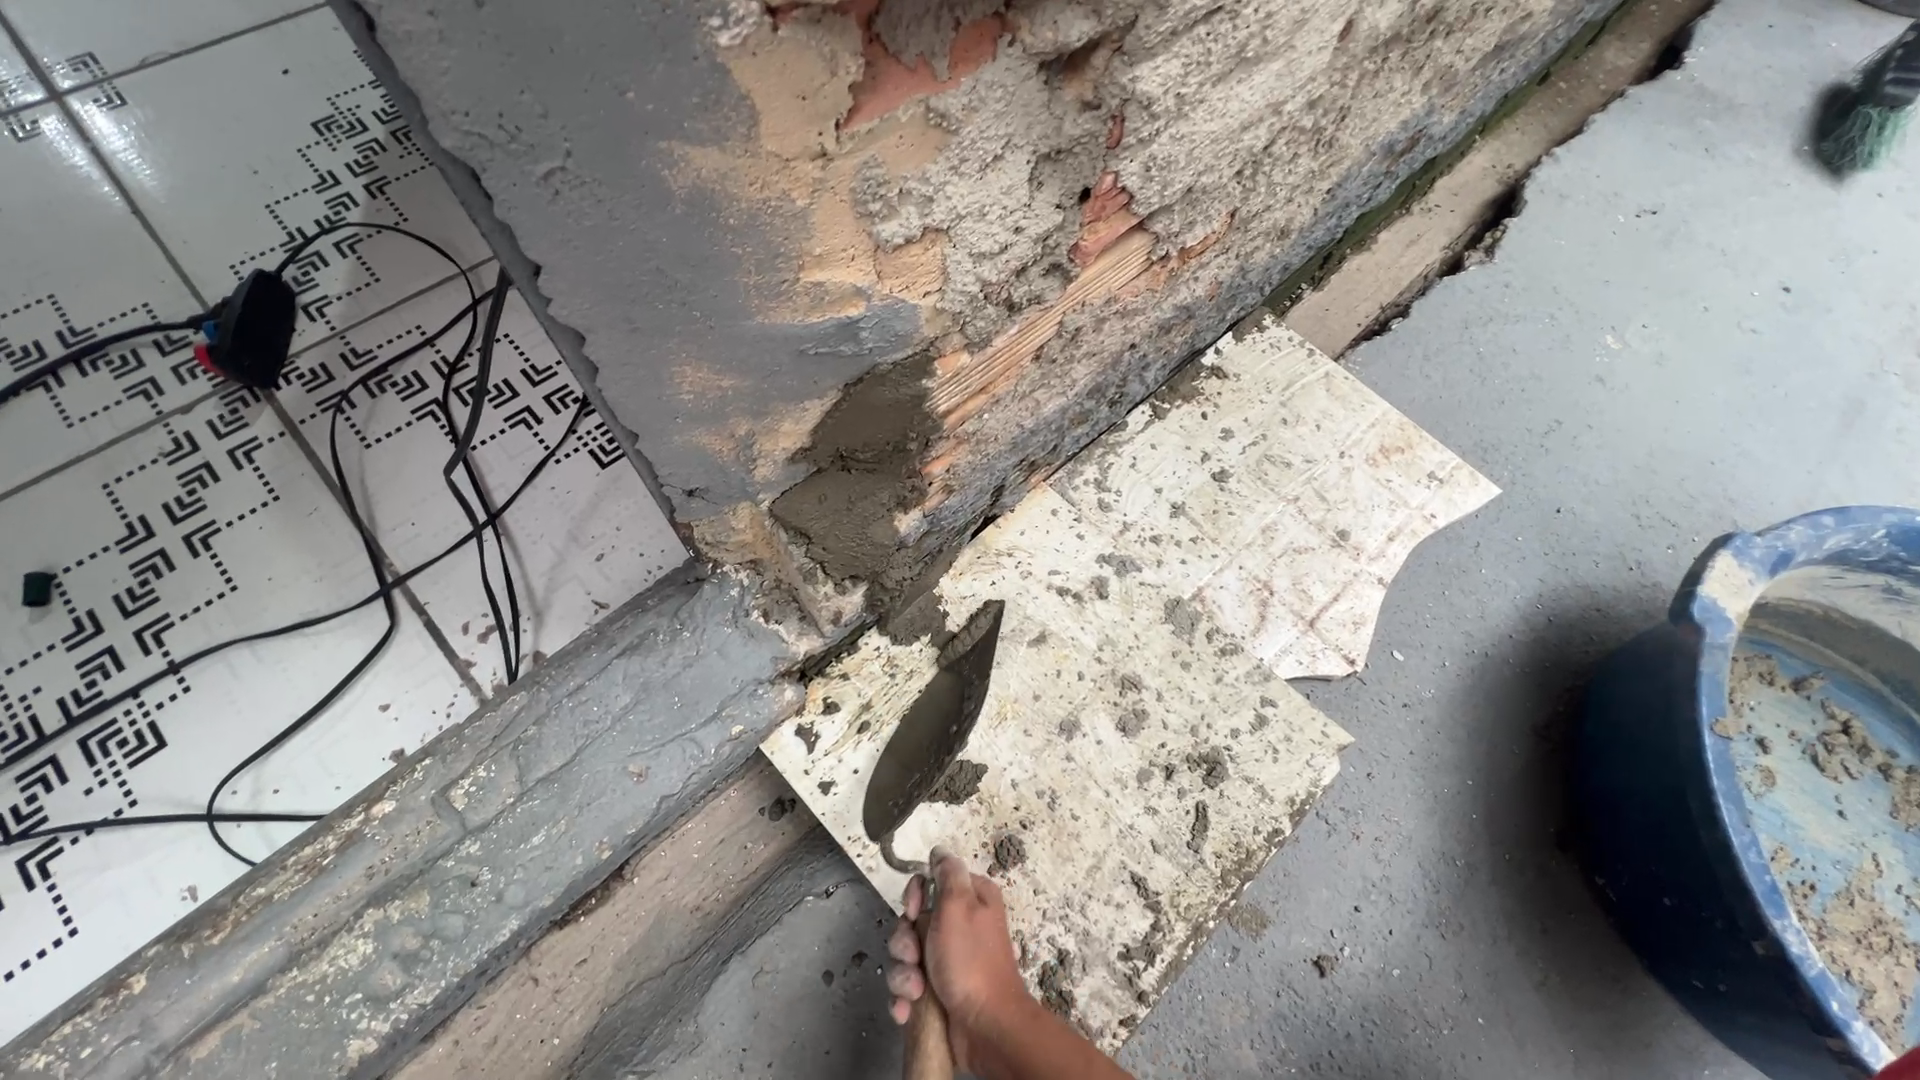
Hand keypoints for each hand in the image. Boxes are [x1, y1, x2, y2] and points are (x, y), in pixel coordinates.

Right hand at [886, 848, 1032, 1070]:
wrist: (985, 1026)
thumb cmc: (971, 961)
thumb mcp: (959, 906)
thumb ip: (947, 874)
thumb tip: (940, 851)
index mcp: (971, 899)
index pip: (929, 882)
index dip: (914, 897)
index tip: (912, 912)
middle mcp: (959, 925)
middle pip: (911, 921)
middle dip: (904, 942)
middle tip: (915, 956)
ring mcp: (947, 959)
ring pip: (906, 955)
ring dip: (903, 974)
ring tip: (916, 990)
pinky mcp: (937, 989)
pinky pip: (908, 986)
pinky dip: (905, 997)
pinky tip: (909, 1008)